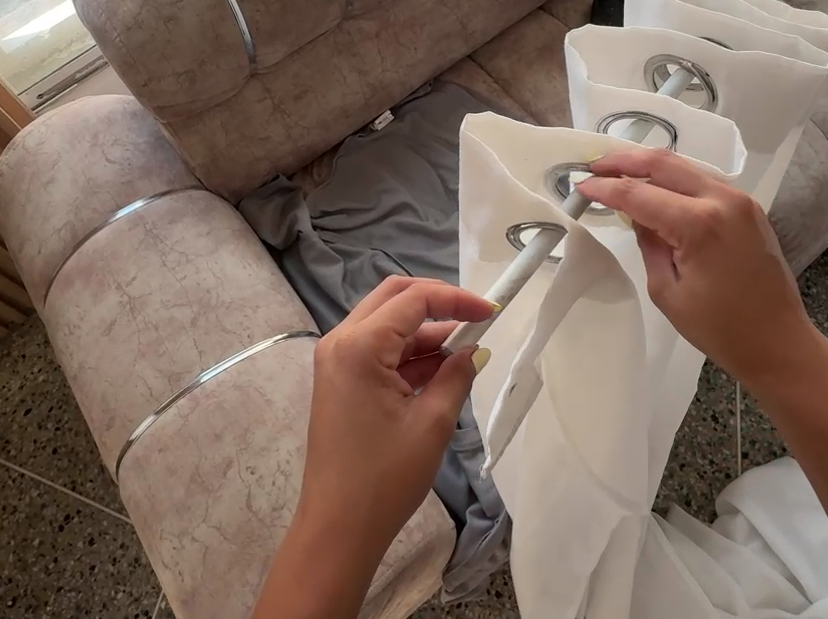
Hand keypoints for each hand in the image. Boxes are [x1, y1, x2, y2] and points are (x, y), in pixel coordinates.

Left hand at [297, 277, 494, 562]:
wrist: (337, 530)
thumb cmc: (384, 478)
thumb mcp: (432, 423)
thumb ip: (456, 375)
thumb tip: (473, 349)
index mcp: (360, 344)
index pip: (414, 299)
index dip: (456, 299)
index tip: (491, 313)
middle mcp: (341, 341)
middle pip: (394, 297)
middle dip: (437, 302)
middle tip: (475, 318)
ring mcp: (336, 360)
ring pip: (386, 322)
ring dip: (424, 331)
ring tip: (465, 351)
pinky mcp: (339, 379)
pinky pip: (378, 348)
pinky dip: (408, 352)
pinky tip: (440, 369)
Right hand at [574, 148, 827, 394]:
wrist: (780, 344)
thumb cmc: (720, 329)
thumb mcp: (666, 290)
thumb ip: (648, 243)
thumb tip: (637, 214)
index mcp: (699, 224)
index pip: (638, 193)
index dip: (605, 188)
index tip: (580, 185)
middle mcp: (721, 199)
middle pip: (662, 163)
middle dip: (624, 160)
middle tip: (594, 165)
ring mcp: (739, 199)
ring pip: (684, 165)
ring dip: (649, 164)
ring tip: (618, 170)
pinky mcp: (748, 206)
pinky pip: (702, 179)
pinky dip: (674, 177)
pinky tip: (655, 185)